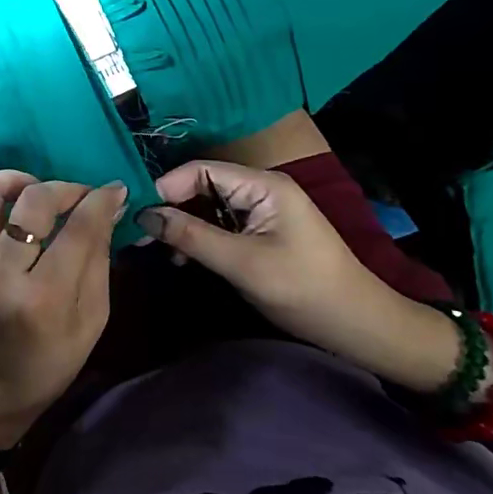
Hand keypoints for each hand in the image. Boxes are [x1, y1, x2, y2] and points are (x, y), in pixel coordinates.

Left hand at [0, 170, 127, 449]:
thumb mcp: (93, 316)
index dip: (102, 199)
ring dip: (15, 180)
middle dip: (66, 188)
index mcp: (43, 296)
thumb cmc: (52, 358)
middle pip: (33, 201)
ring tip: (33, 192)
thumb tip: (110, 203)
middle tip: (79, 197)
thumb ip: (100, 255)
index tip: (114, 191)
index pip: (78, 225)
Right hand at [138, 160, 459, 392]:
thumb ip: (193, 235)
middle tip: (141, 238)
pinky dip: (202, 239)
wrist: (356, 323)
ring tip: (163, 253)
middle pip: (204, 186)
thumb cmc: (302, 289)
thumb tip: (145, 215)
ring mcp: (263, 211)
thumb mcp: (242, 262)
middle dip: (172, 208)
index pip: (201, 170)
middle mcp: (261, 189)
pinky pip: (223, 226)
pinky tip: (185, 259)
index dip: (166, 187)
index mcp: (262, 184)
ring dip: (185, 226)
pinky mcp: (263, 233)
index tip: (136, 216)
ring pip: (210, 207)